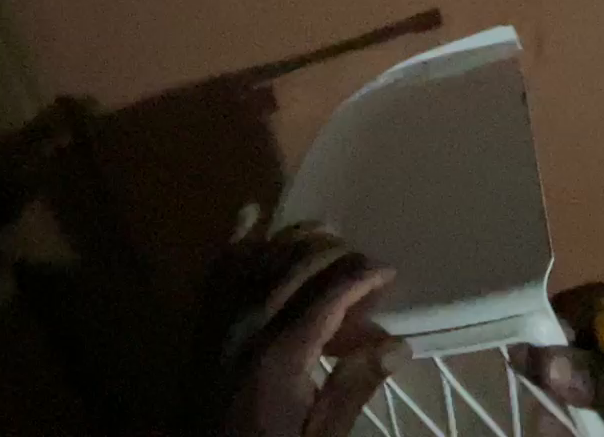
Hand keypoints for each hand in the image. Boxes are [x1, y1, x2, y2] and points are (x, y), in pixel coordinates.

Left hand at [190, 211, 406, 436]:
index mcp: (283, 354)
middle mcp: (251, 323)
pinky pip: (221, 267)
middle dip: (335, 253)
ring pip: (261, 257)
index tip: (388, 271)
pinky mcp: (204, 320)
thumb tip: (399, 344)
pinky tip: (253, 213)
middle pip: (297, 267)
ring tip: (326, 229)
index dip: (362, 277)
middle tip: (363, 257)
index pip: (329, 295)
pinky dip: (238, 237)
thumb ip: (353, 388)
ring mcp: (222, 317)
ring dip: (295, 236)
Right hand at [508, 276, 603, 436]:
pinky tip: (603, 430)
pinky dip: (599, 416)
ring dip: (579, 404)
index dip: (543, 337)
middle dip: (562, 380)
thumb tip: (528, 355)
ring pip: (584, 374)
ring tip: (581, 427)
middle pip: (572, 342)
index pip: (568, 306)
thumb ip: (595, 380)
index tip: (525, 373)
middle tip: (555, 417)